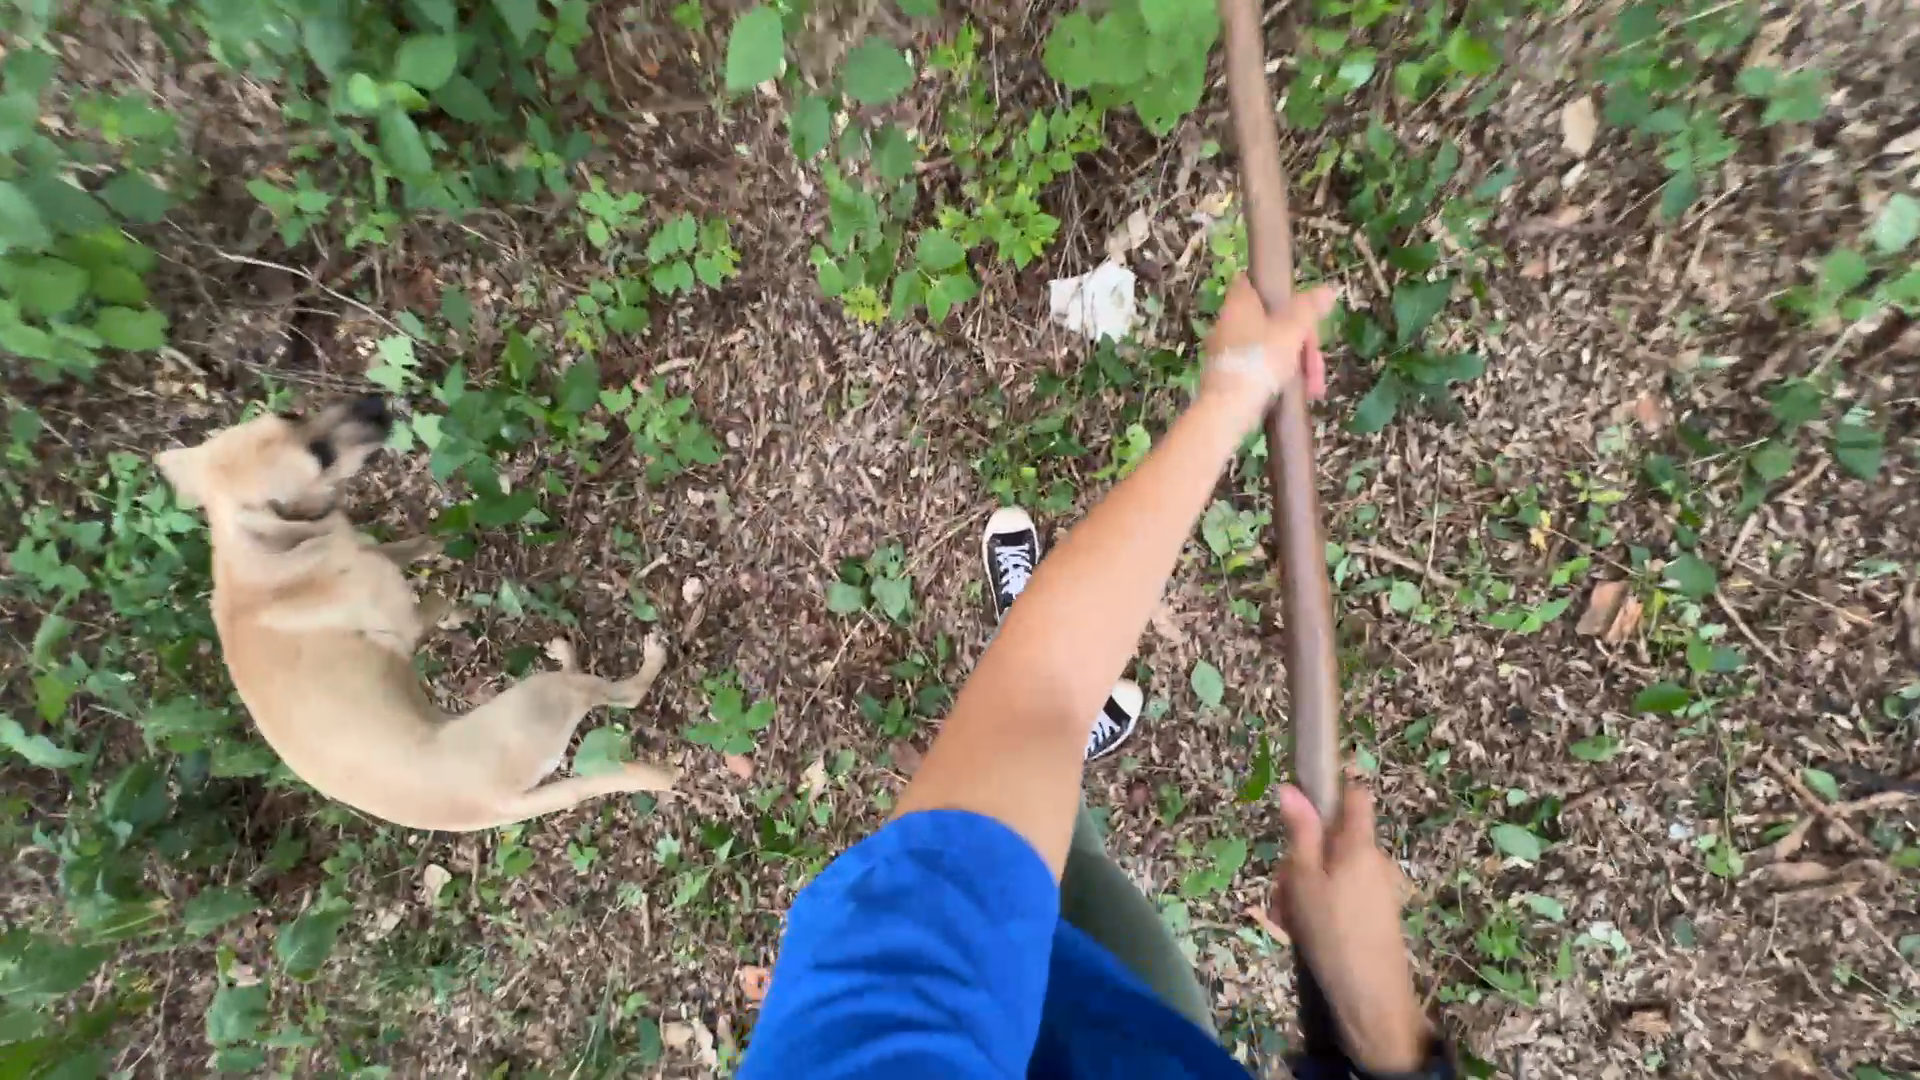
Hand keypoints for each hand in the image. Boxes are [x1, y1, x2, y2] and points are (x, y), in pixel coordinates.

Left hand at [1200, 275, 1335, 428]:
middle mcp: (1229, 325)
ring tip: (1314, 386)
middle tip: (1315, 359)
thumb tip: (1327, 290)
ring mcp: (1229, 352)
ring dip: (1299, 364)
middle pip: (1273, 320)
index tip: (1302, 306)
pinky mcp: (1231, 376)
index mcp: (1239, 304)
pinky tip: (1304, 393)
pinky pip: (1263, 369)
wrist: (1228, 409)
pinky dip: (1283, 378)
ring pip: (1272, 348)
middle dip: (1303, 340)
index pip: (1253, 282)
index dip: (1278, 289)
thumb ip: (1309, 309)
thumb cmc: (1259, 361)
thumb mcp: (1291, 330)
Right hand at [1271, 783, 1427, 1073]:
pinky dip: (1318, 904)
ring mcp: (1378, 889)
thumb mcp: (1303, 877)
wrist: (1372, 1001)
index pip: (1355, 795)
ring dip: (1304, 885)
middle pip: (1332, 838)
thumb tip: (1291, 787)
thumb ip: (1300, 831)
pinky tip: (1300, 930)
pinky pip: (1340, 893)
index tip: (1302, 795)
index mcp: (1360, 845)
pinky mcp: (1377, 914)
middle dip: (1301, 853)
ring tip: (1286, 916)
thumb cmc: (1332, 930)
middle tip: (1283, 884)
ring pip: (1331, 869)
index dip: (1331, 787)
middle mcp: (1375, 861)